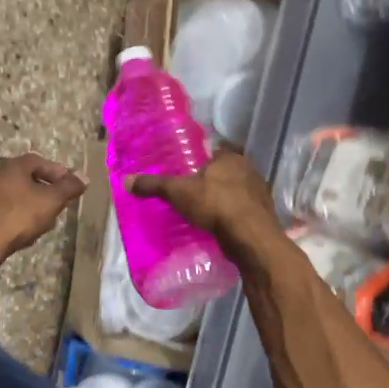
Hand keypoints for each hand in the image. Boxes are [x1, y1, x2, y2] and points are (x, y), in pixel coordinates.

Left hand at [0, 153, 87, 258]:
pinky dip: (15, 216)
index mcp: (12, 167)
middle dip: (44, 190)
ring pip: (14, 195)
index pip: (38, 161)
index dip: (56, 172)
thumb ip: (69, 187)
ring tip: (42, 221)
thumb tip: (84, 176)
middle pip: (25, 178)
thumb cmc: (19, 217)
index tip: (69, 186)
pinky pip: (2, 210)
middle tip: (57, 204)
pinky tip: (22, 232)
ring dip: (30, 204)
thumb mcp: (51, 201)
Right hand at [127, 150, 280, 252]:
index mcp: (231, 158)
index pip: (216, 150)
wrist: (250, 237)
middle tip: (189, 189)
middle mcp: (249, 170)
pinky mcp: (262, 214)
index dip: (202, 157)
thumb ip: (153, 185)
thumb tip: (126, 180)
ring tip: (200, 208)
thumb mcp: (177, 192)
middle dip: (210, 179)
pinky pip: (242, 209)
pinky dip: (230, 214)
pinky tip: (216, 223)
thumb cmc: (215, 204)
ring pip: (235, 190)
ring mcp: (259, 193)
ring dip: (222, 197)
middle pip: (225, 171)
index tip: (187, 167)